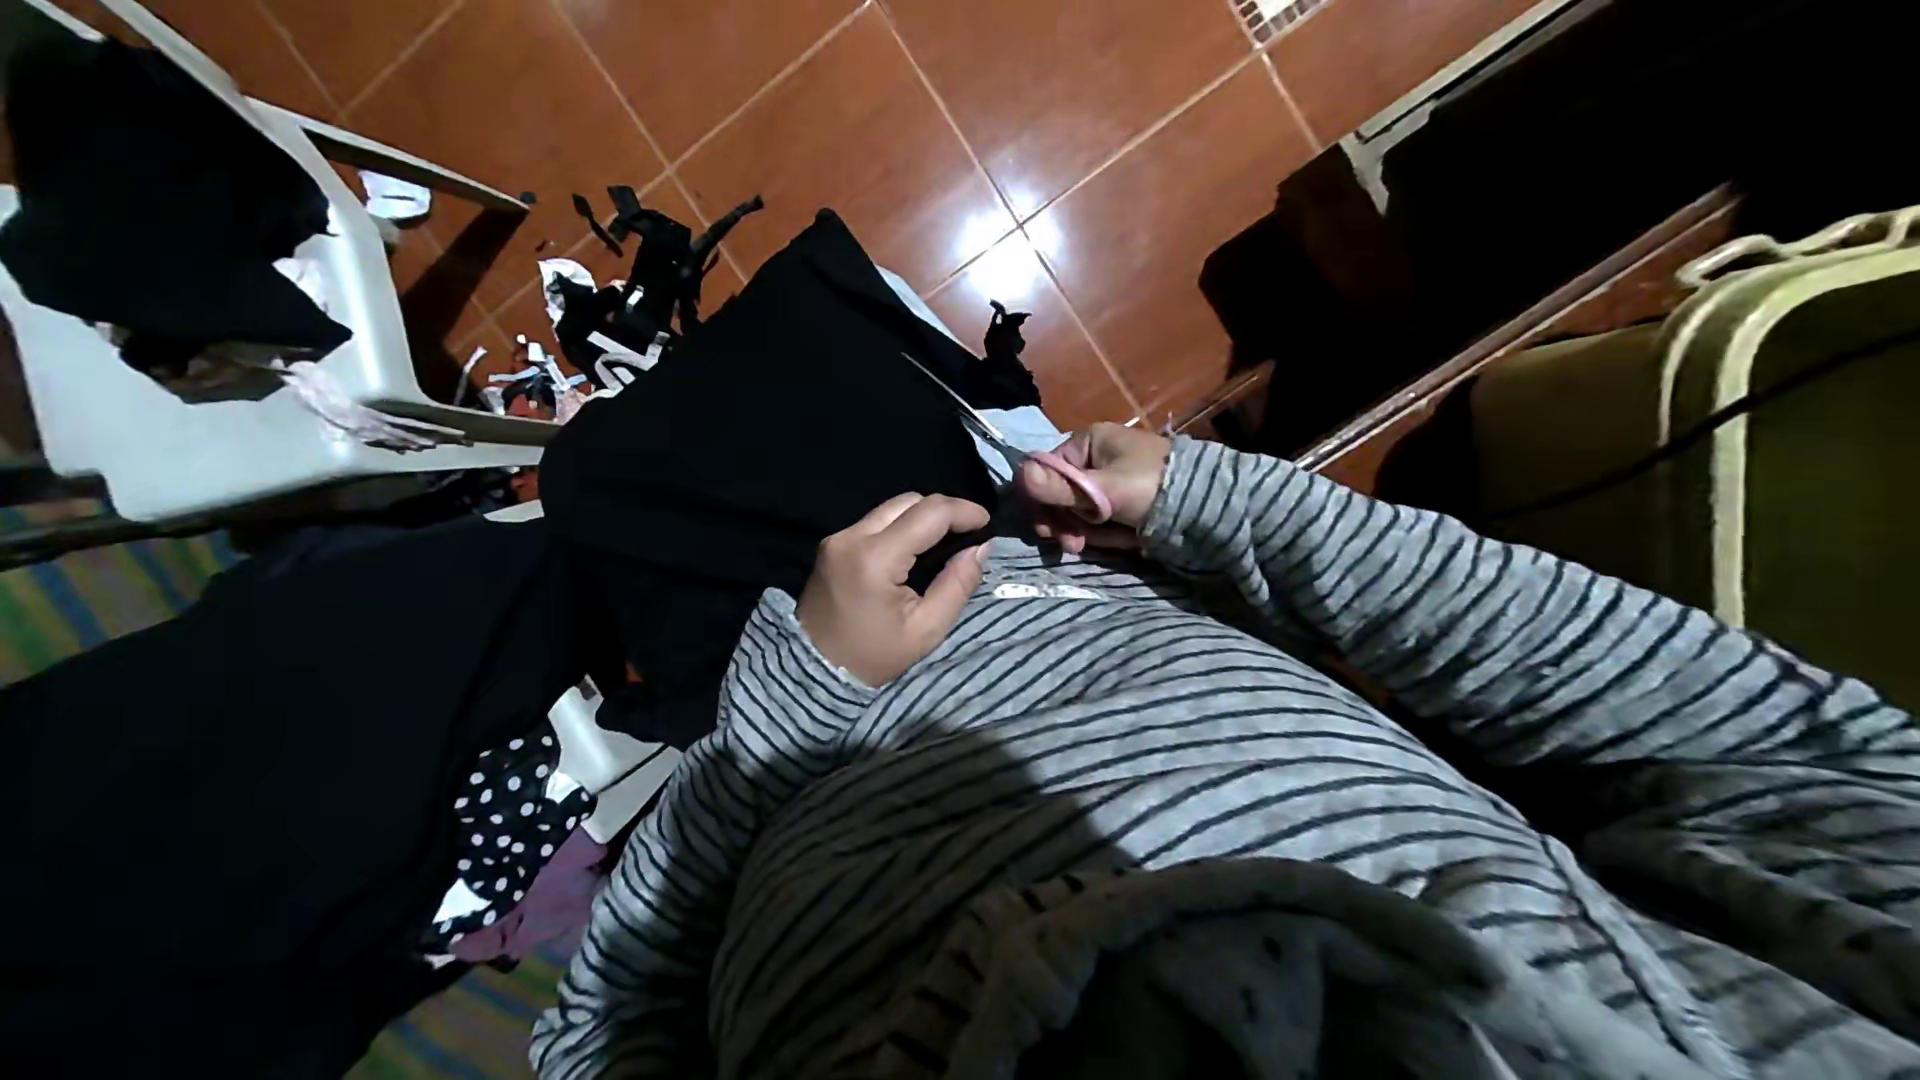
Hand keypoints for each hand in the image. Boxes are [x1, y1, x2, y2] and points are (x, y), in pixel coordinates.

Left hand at [796, 493, 991, 685]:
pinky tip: (915, 549)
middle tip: (968, 534)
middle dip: (944, 511)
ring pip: (891, 507)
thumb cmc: (873, 656)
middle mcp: (852, 536)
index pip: (929, 513)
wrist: (815, 670)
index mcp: (875, 558)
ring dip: (922, 517)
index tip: (986, 523)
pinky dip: (901, 526)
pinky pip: (875, 521)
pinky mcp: (831, 544)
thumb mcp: (926, 629)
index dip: (964, 511)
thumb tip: (981, 548)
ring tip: (945, 541)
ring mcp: (837, 538)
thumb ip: (957, 584)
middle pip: (909, 501)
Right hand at [1018, 423, 1171, 552]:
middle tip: (1073, 546)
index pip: (1046, 472)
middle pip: (1060, 494)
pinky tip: (1118, 540)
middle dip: (1066, 523)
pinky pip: (1100, 518)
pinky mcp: (1123, 500)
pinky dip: (1104, 532)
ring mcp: (1109, 479)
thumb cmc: (1151, 487)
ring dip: (1084, 531)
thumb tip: (1019, 476)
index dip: (1042, 504)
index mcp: (1087, 442)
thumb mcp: (1104, 490)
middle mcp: (1095, 458)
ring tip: (1100, 544)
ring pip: (1079, 510)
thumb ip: (1062, 487)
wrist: (1206, 505)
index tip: (1048, 531)